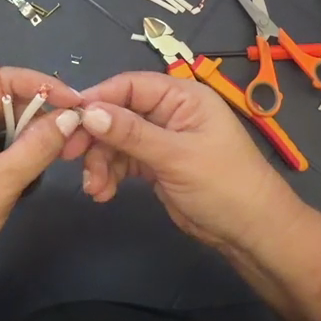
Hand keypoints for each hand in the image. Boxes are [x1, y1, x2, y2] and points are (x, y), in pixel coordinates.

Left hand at [0, 66, 82, 300]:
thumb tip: (71, 117)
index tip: (75, 103)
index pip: (3, 79)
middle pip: (6, 98)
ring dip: (30, 135)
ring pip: (5, 120)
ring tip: (55, 155)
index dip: (42, 85)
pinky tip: (30, 168)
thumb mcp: (3, 182)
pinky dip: (17, 148)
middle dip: (40, 114)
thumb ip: (38, 146)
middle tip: (72, 136)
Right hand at [67, 70, 300, 252]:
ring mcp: (161, 138)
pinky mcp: (156, 164)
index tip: (68, 118)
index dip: (97, 99)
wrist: (252, 234)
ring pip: (116, 139)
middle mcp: (169, 111)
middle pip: (117, 112)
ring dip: (100, 161)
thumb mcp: (175, 156)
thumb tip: (88, 111)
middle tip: (69, 156)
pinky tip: (102, 193)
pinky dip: (109, 174)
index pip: (130, 86)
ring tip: (94, 187)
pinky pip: (123, 160)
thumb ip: (130, 133)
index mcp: (182, 96)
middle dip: (95, 136)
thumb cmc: (224, 185)